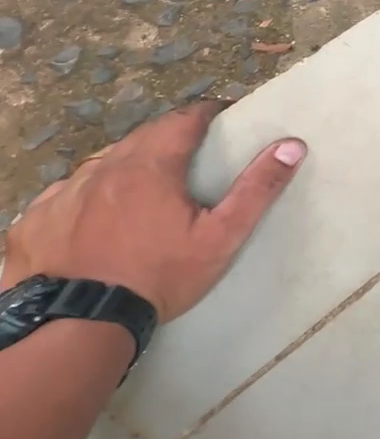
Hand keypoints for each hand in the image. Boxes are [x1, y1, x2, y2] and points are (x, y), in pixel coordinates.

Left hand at [0, 102, 305, 321]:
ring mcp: (58, 198)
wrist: (74, 326)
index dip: (206, 112)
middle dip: (169, 135)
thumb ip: (258, 188)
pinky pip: (63, 194)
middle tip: (193, 150)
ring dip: (128, 163)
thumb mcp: (223, 235)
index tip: (225, 115)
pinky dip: (87, 193)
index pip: (180, 120)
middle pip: (140, 137)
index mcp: (148, 169)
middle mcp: (99, 173)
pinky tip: (97, 214)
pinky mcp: (29, 224)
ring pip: (100, 164)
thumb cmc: (159, 275)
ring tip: (146, 183)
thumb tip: (292, 145)